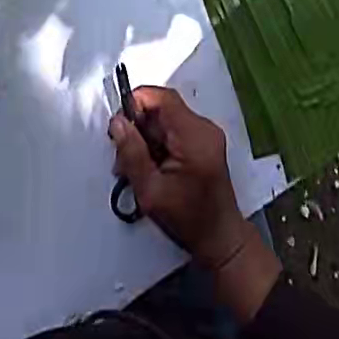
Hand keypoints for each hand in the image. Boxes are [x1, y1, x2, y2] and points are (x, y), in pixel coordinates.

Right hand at [108, 86, 255, 269]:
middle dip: (138, 127)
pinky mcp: (203, 142)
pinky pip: (173, 130)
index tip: (119, 124)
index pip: (162, 98)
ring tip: (134, 166)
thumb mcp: (151, 191)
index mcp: (194, 137)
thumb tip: (117, 122)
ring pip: (165, 120)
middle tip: (123, 155)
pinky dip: (157, 143)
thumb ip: (132, 153)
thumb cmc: (188, 220)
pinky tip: (150, 166)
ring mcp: (205, 134)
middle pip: (162, 109)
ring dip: (145, 137)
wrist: (221, 240)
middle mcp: (203, 128)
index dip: (137, 102)